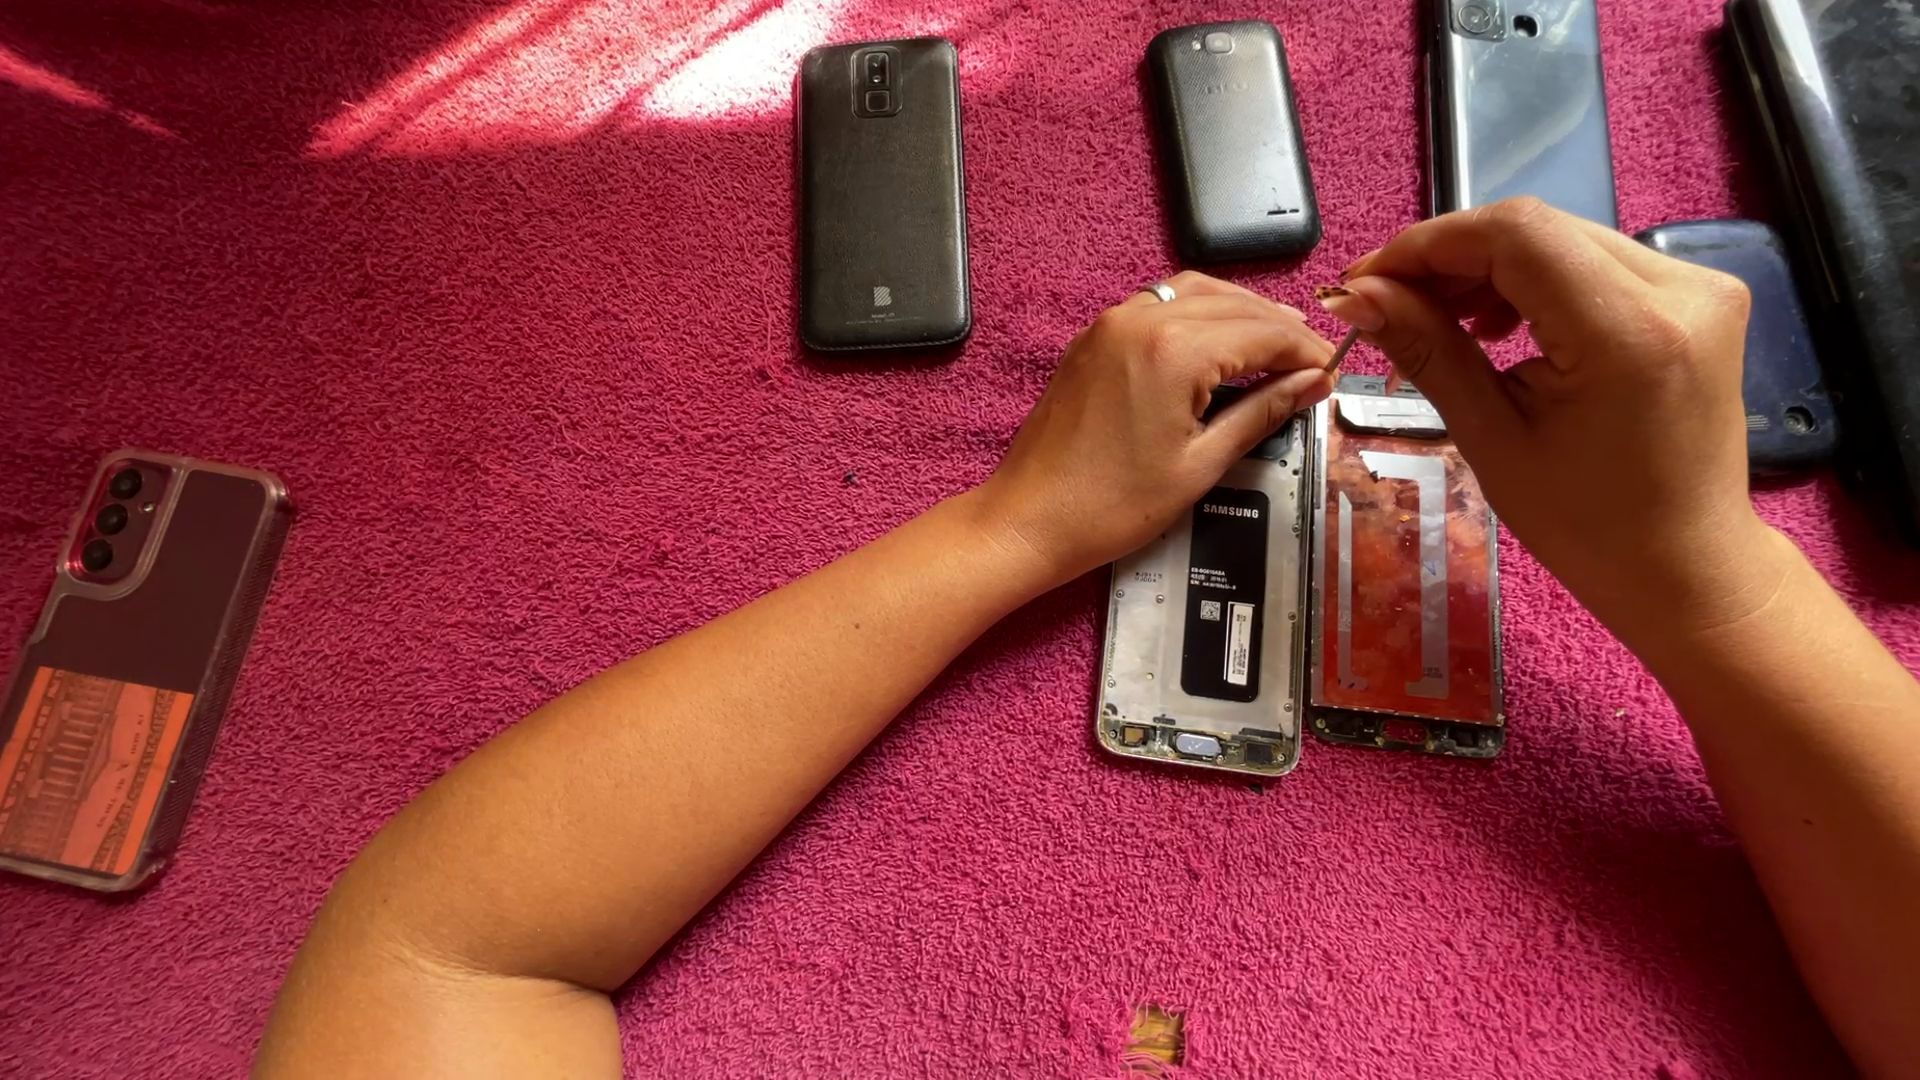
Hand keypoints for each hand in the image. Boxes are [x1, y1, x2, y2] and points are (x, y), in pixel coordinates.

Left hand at [977, 271, 1334, 584]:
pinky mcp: (1090, 340)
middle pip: (1232, 304)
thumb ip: (1260, 414)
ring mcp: (1108, 325)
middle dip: (1277, 328)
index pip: (1262, 330)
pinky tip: (1213, 346)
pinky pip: (1155, 306)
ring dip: (1237, 314)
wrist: (1029, 519)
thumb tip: (1310, 384)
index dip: (1305, 351)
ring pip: (1193, 294)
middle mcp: (1139, 319)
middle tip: (1309, 362)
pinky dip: (1194, 316)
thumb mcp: (1199, 465)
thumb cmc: (1111, 507)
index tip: (1330, 373)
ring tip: (1270, 348)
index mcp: (1172, 349)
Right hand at [1318, 197, 1779, 644]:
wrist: (1678, 556)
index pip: (1515, 236)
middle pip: (1535, 229)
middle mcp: (1679, 286)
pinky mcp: (1689, 295)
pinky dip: (1520, 282)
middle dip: (1442, 259)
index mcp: (1628, 331)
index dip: (1425, 246)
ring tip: (1428, 320)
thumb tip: (1353, 298)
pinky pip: (1584, 263)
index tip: (1361, 282)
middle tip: (1380, 304)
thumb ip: (1426, 348)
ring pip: (1557, 239)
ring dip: (1477, 271)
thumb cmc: (1577, 517)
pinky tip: (1486, 325)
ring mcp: (1695, 284)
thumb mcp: (1486, 433)